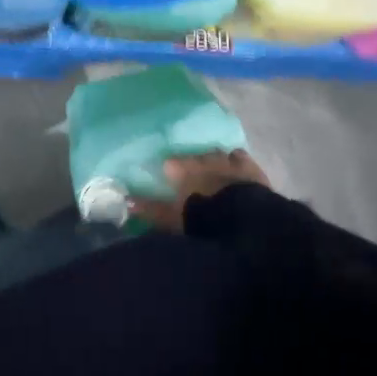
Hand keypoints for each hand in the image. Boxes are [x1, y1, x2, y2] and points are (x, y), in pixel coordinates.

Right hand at [129, 150, 270, 232]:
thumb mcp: (171, 219)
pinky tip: (236, 167)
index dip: (170, 170)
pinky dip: (235, 160)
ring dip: (214, 160)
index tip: (169, 177)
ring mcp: (227, 160)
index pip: (170, 163)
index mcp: (182, 169)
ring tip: (215, 171)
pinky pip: (239, 156)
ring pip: (216, 153)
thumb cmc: (202, 220)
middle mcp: (203, 158)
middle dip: (193, 163)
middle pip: (195, 156)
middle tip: (193, 176)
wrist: (243, 222)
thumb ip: (149, 209)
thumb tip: (126, 201)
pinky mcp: (250, 166)